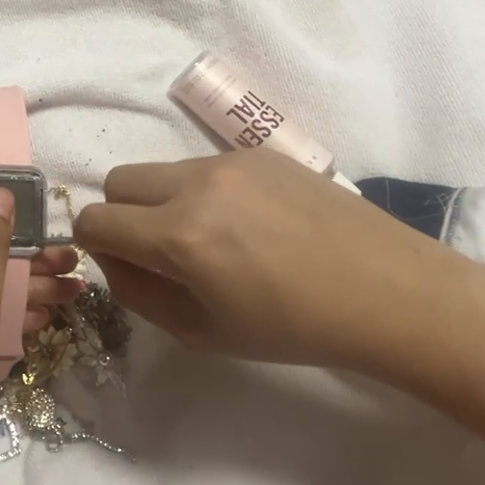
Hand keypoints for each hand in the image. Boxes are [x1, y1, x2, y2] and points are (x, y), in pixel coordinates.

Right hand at [73, 147, 465, 369]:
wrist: (390, 293)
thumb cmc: (295, 329)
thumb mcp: (203, 333)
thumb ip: (139, 294)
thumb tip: (113, 260)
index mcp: (179, 237)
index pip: (93, 221)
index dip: (94, 246)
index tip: (126, 266)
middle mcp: (195, 185)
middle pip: (117, 181)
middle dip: (121, 215)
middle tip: (161, 252)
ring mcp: (229, 161)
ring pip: (160, 170)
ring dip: (163, 201)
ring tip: (215, 239)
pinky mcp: (258, 151)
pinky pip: (203, 166)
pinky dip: (204, 192)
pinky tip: (252, 224)